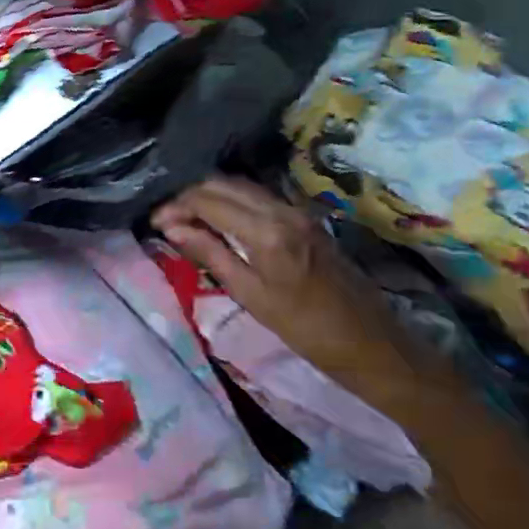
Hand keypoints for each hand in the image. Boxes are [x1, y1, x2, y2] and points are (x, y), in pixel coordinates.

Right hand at [151, 176, 441, 395]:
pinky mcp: (304, 219)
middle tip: (167, 219)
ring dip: (209, 196)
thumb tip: (171, 228)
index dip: (176, 206)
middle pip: (223, 183)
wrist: (373, 344)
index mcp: (267, 232)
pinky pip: (257, 197)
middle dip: (189, 195)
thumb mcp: (250, 295)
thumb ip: (210, 254)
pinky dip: (230, 202)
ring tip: (186, 220)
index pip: (207, 200)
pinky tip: (217, 221)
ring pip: (240, 187)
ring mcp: (296, 211)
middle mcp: (281, 211)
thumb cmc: (307, 330)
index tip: (155, 222)